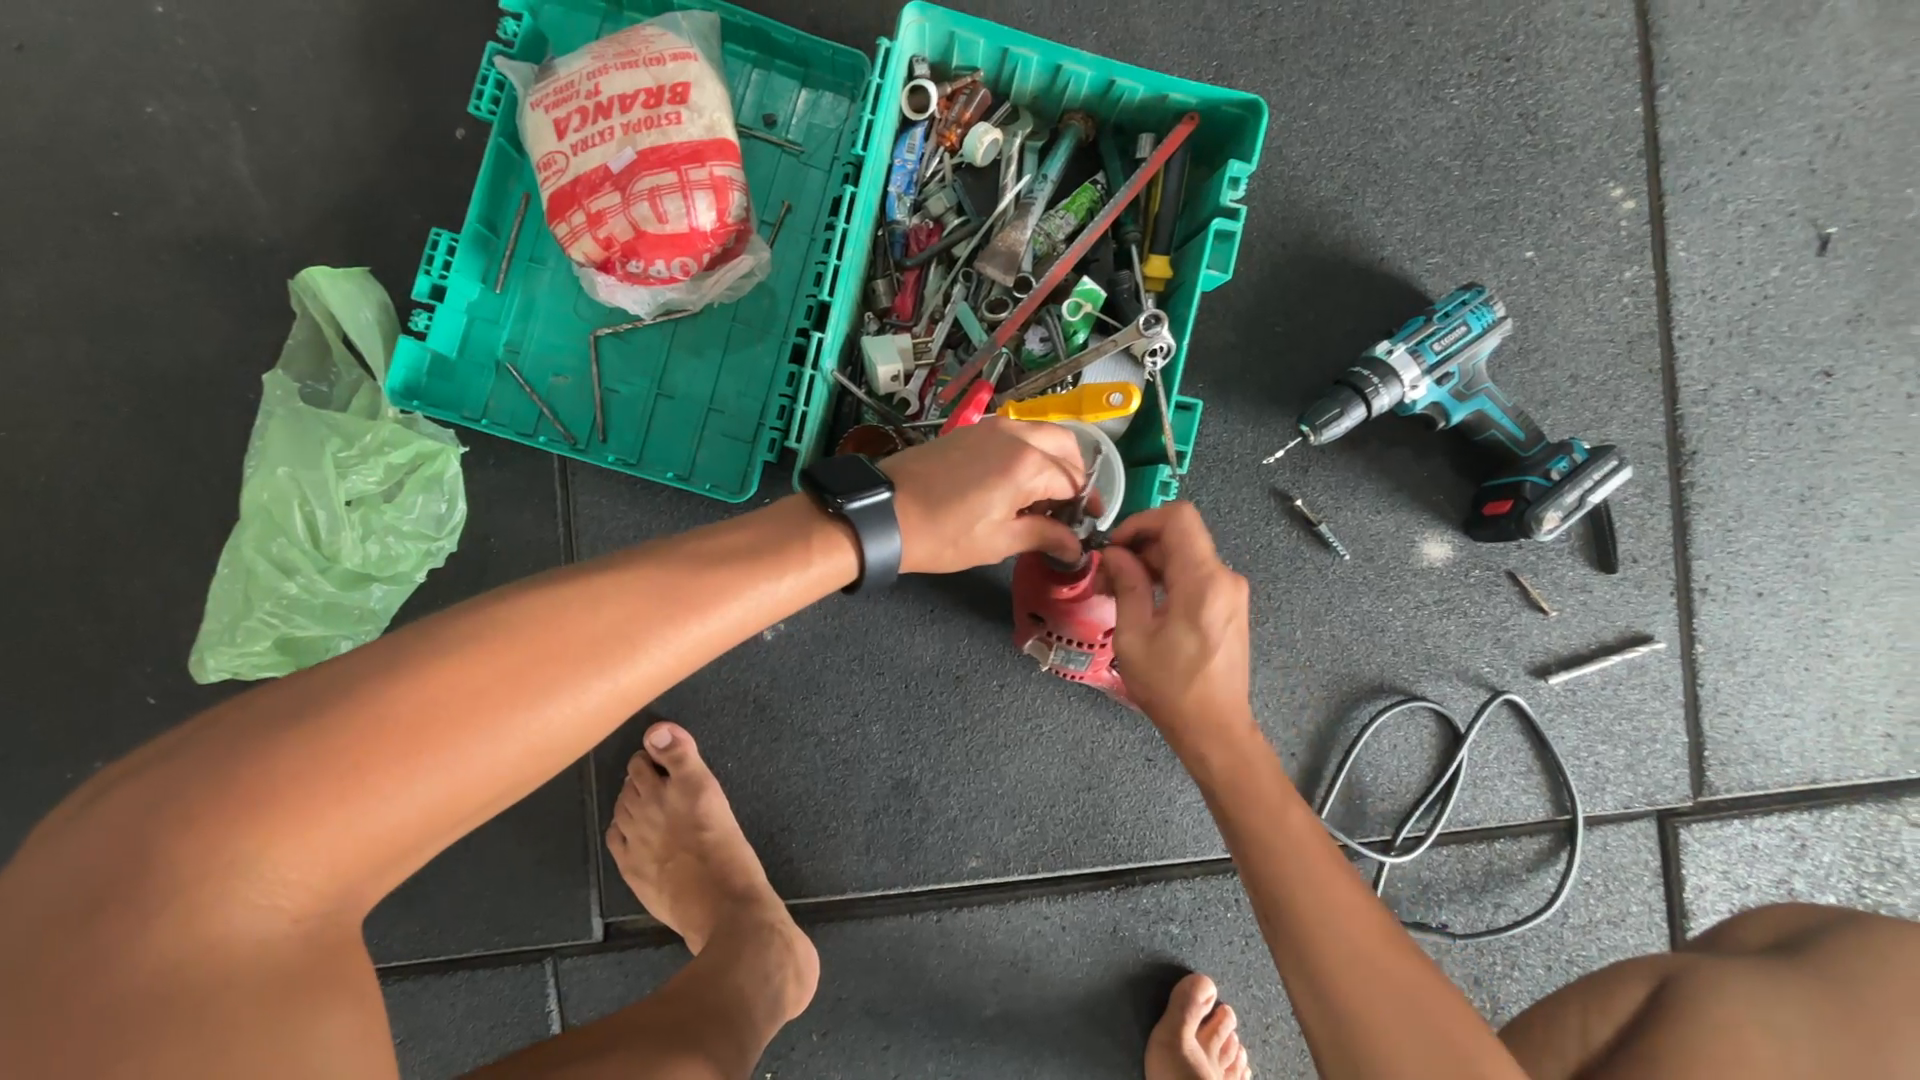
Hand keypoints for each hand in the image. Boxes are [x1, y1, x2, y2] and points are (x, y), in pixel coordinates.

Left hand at [878, 417, 1087, 573]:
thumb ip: (1044, 536)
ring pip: (1043, 433)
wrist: (883, 512)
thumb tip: (1076, 546)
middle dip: (1075, 476)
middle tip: (1066, 509)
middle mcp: (1018, 435)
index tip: (1084, 528)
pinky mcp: (974, 430)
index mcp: (1029, 464)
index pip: (1075, 481)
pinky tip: (1017, 483)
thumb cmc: (943, 534)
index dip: (1085, 506)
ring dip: (1054, 460)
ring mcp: (994, 427)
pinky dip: (1030, 451)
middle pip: (1067, 447)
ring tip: (1041, 498)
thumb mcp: (998, 542)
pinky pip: (1018, 432)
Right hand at [1099, 502, 1253, 736]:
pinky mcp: (1230, 607)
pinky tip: (1144, 604)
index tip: (1114, 546)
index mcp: (1204, 581)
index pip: (1178, 517)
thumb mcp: (1134, 636)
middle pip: (1181, 536)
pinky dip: (1168, 579)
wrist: (1215, 728)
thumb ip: (1127, 586)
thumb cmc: (1171, 688)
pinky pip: (1196, 576)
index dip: (1141, 521)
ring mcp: (1232, 592)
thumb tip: (1115, 554)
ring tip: (1119, 591)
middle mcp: (1225, 578)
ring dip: (1151, 564)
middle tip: (1107, 575)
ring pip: (1187, 556)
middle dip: (1140, 546)